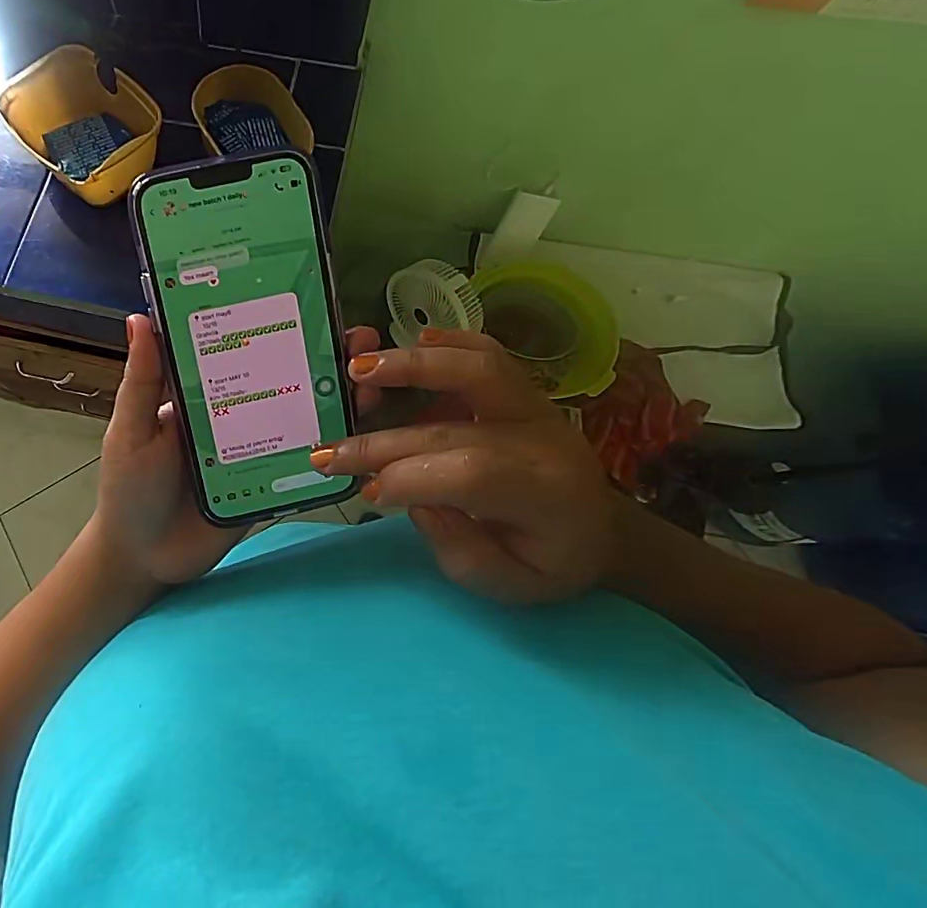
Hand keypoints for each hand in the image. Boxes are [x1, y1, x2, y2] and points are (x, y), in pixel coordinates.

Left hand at [94, 314, 382, 585]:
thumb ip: (142, 382)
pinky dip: (336, 447)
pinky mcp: (272, 485)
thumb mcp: (131, 431)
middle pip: (284, 377)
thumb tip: (141, 318)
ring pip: (304, 416)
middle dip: (323, 356)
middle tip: (358, 340)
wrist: (143, 560)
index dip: (275, 326)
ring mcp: (258, 450)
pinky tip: (362, 431)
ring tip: (368, 380)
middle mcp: (236, 414)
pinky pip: (308, 462)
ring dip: (337, 397)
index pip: (244, 349)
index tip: (308, 302)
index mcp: (202, 393)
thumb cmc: (128, 489)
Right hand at [313, 328, 629, 604]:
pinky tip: (413, 341)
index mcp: (543, 493)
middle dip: (381, 441)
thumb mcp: (510, 584)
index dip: (410, 479)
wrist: (598, 528)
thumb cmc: (550, 561)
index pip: (470, 473)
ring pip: (478, 368)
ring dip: (412, 366)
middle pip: (452, 426)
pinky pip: (488, 353)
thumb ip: (460, 549)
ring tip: (358, 369)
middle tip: (327, 452)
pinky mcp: (520, 389)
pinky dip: (449, 342)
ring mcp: (532, 406)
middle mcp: (540, 439)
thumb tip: (414, 502)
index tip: (366, 492)